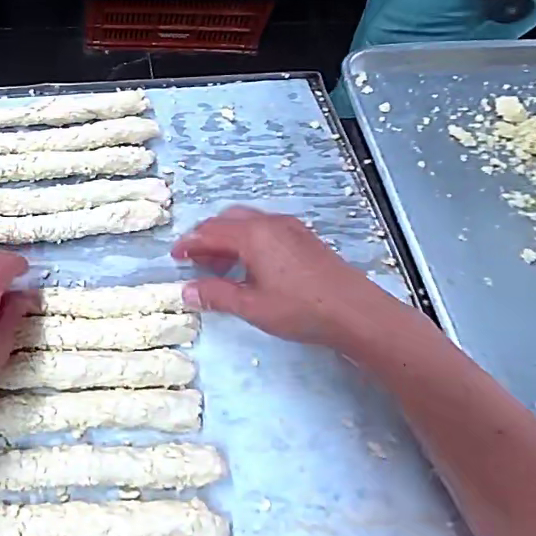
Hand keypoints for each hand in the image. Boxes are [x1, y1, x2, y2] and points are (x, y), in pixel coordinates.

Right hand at [172, 207, 399, 348]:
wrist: (360, 315)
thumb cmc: (302, 310)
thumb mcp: (252, 306)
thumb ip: (216, 295)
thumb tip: (186, 291)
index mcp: (252, 234)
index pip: (208, 232)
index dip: (188, 243)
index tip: (175, 257)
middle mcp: (268, 223)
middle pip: (226, 221)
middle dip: (207, 237)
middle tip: (196, 260)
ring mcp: (289, 227)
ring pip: (246, 222)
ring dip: (227, 238)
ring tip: (222, 265)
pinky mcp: (304, 237)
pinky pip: (264, 228)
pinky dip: (247, 240)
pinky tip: (251, 265)